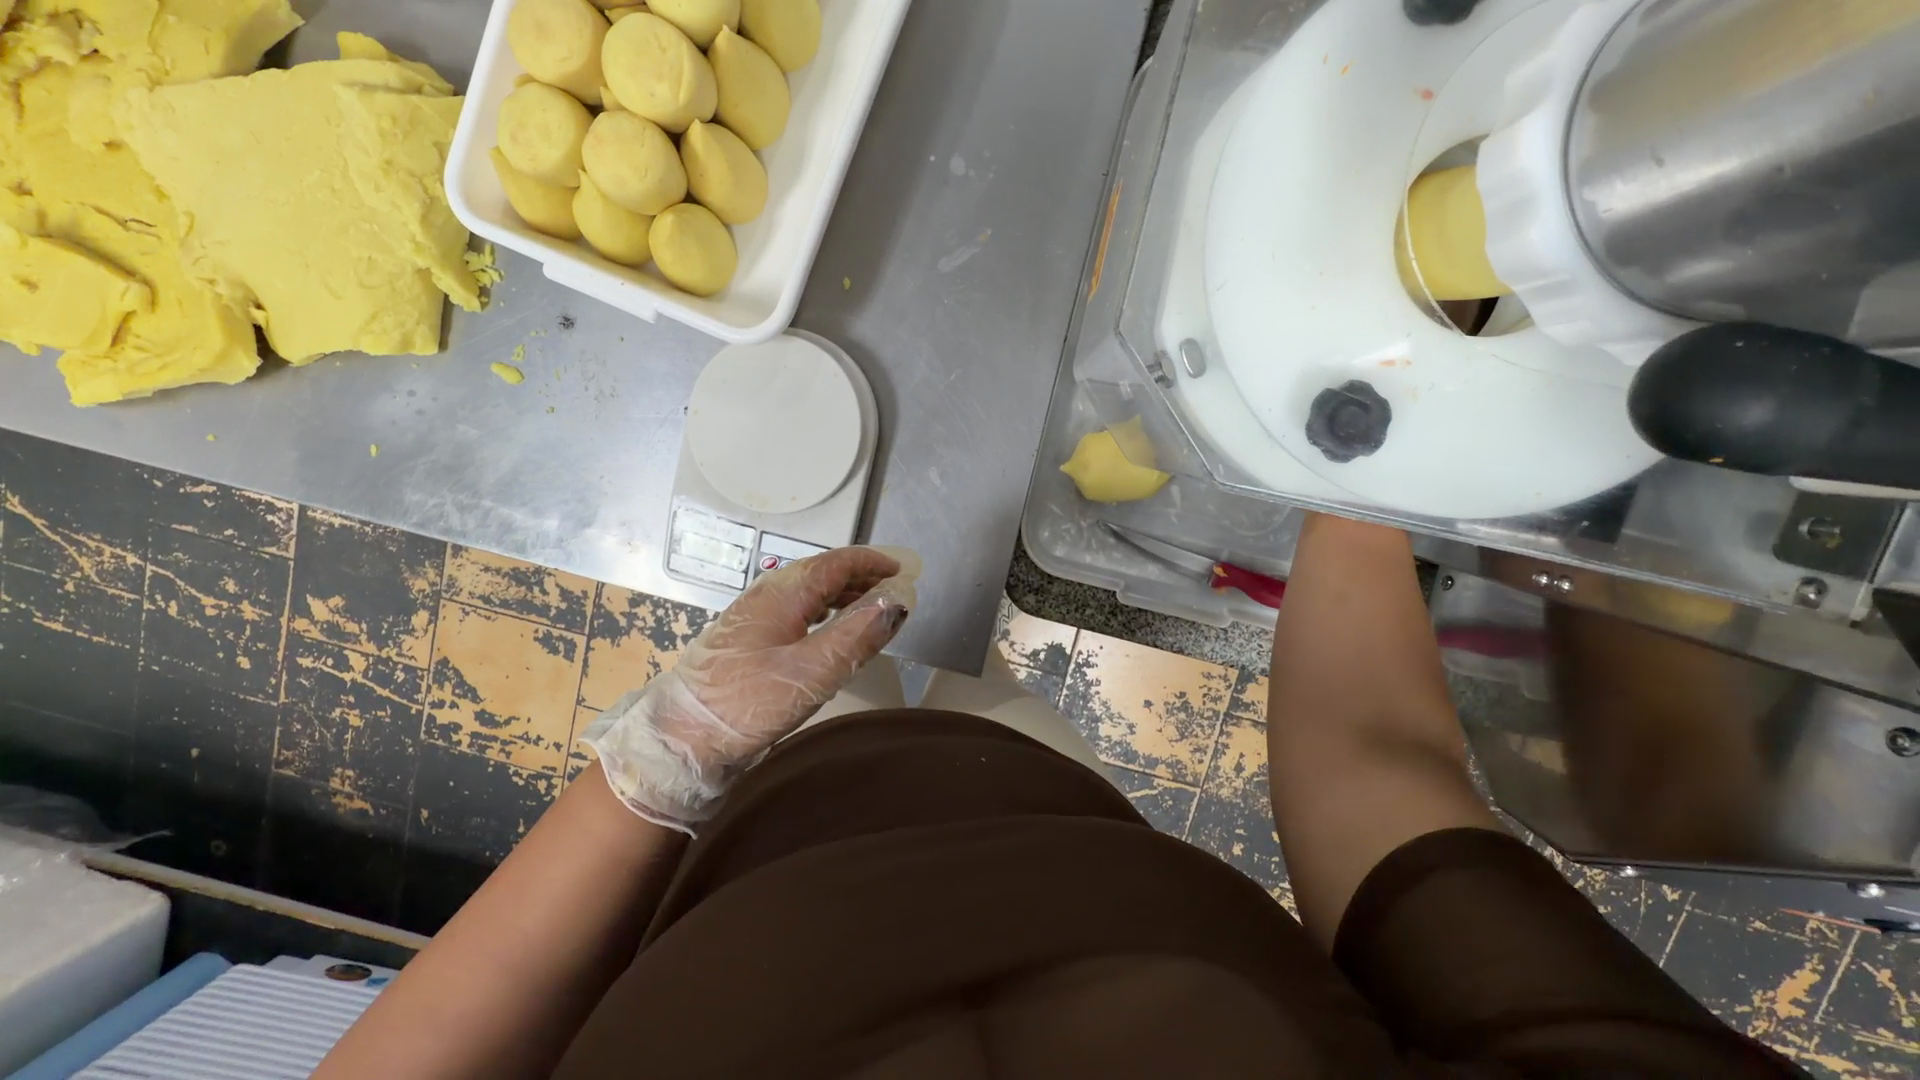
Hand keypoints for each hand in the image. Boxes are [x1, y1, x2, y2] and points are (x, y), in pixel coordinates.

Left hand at [581, 546, 915, 830]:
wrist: (681, 737)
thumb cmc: (748, 702)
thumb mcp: (812, 672)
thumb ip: (856, 635)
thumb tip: (896, 602)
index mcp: (782, 593)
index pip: (835, 563)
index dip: (872, 563)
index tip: (903, 570)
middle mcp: (766, 594)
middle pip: (821, 573)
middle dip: (860, 577)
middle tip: (894, 590)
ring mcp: (753, 616)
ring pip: (807, 592)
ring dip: (842, 594)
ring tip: (870, 609)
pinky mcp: (746, 639)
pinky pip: (795, 610)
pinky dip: (823, 611)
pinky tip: (829, 630)